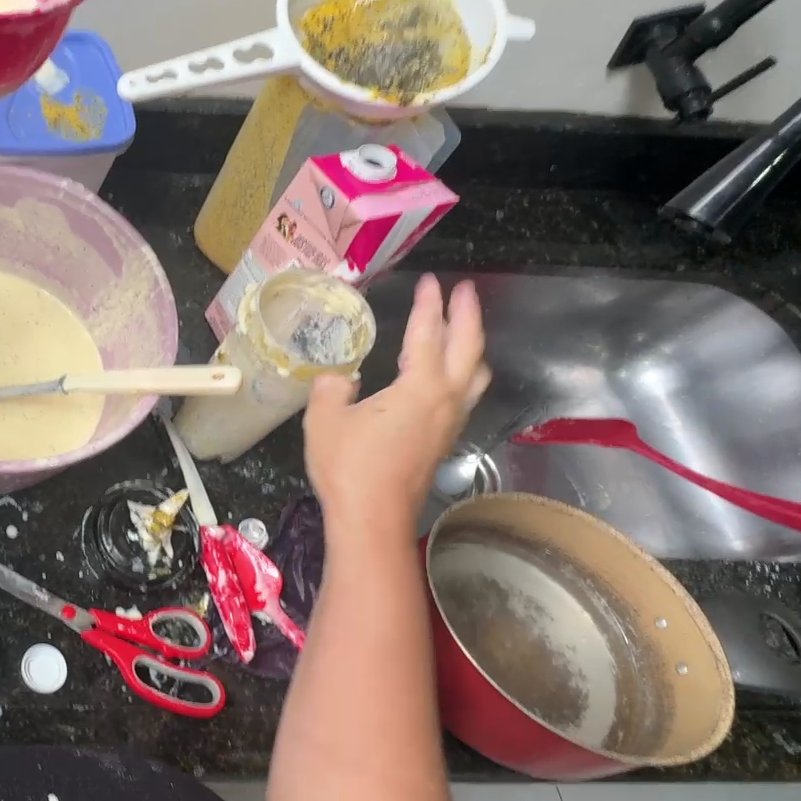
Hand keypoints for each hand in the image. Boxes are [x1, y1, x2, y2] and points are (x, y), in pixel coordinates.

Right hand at [303, 275, 488, 530]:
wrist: (372, 518)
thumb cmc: (348, 466)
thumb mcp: (325, 418)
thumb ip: (332, 387)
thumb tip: (340, 378)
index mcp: (420, 388)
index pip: (428, 334)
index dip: (429, 306)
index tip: (431, 282)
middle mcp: (446, 400)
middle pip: (469, 348)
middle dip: (467, 315)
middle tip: (464, 290)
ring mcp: (449, 423)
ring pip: (476, 374)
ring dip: (472, 346)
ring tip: (463, 331)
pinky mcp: (443, 442)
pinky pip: (465, 394)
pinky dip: (463, 372)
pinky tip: (446, 377)